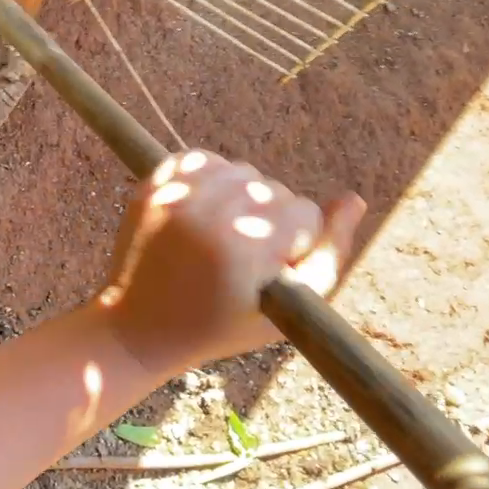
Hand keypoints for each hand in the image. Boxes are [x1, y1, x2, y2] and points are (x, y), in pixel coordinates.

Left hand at [97, 150, 365, 371]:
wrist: (136, 328)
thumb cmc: (218, 325)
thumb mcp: (286, 308)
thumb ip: (329, 255)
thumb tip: (352, 199)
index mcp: (242, 244)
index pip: (304, 214)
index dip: (294, 247)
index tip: (264, 275)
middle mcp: (205, 212)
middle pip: (273, 189)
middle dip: (268, 222)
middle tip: (237, 261)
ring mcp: (172, 196)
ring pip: (241, 172)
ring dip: (241, 198)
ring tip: (223, 236)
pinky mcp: (150, 188)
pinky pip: (200, 159)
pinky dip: (210, 179)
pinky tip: (205, 211)